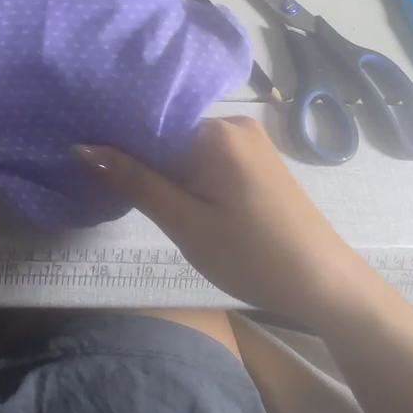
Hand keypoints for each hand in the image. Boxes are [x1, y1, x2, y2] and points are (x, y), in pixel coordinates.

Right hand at [76, 117, 386, 327]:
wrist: (330, 290)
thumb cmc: (254, 256)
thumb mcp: (185, 223)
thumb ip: (134, 181)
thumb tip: (82, 148)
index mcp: (216, 132)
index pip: (147, 122)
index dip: (114, 141)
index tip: (82, 159)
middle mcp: (233, 126)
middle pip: (164, 133)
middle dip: (136, 158)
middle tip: (103, 185)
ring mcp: (248, 143)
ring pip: (182, 148)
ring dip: (160, 170)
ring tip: (131, 194)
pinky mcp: (255, 163)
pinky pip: (203, 158)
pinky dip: (183, 176)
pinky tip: (170, 199)